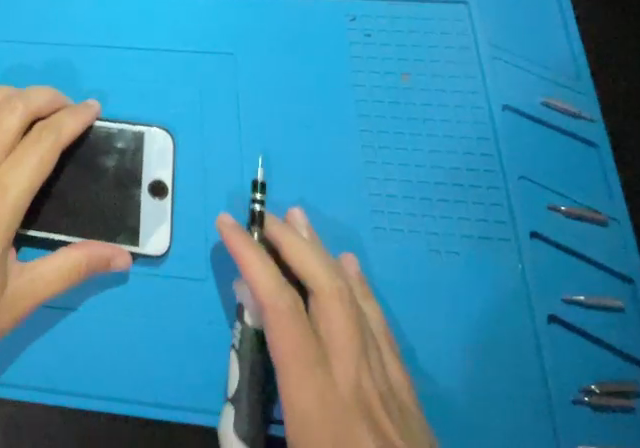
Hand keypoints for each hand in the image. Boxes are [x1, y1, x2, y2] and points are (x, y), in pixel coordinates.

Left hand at [0, 66, 131, 446]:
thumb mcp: (19, 300)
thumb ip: (71, 268)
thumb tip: (123, 256)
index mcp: (0, 202)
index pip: (45, 143)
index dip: (73, 120)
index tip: (92, 109)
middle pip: (11, 113)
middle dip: (44, 98)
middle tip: (64, 104)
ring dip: (3, 94)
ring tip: (26, 97)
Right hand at [216, 208, 435, 447]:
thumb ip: (251, 432)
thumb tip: (229, 406)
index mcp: (318, 404)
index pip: (283, 312)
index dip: (253, 262)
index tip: (228, 226)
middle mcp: (356, 384)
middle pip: (328, 295)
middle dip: (294, 246)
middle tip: (265, 214)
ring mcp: (390, 391)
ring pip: (359, 306)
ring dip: (326, 258)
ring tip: (302, 222)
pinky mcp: (410, 404)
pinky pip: (384, 332)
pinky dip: (363, 292)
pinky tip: (354, 273)